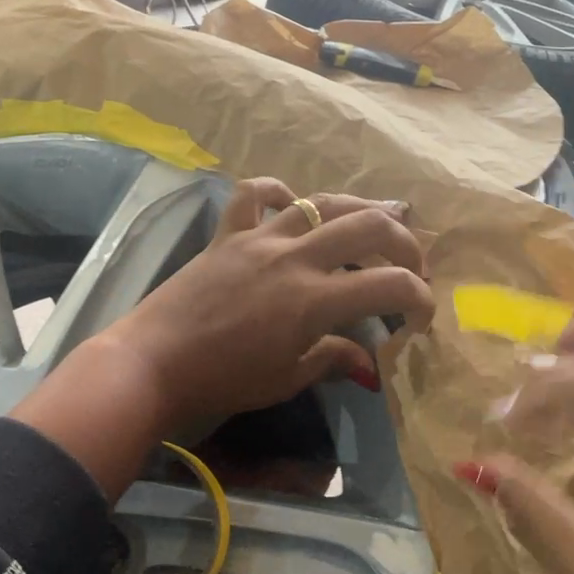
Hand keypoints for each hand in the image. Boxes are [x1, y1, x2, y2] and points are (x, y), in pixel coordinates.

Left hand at [100, 177, 434, 428]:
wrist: (153, 363)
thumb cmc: (221, 381)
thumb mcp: (284, 379)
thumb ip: (331, 360)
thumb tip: (369, 364)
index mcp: (313, 301)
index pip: (388, 285)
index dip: (419, 298)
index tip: (421, 317)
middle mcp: (293, 258)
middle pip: (366, 226)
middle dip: (403, 242)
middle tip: (412, 264)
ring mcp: (258, 240)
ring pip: (320, 202)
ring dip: (357, 209)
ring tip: (374, 224)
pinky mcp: (226, 235)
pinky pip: (255, 196)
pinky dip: (279, 193)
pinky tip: (292, 206)